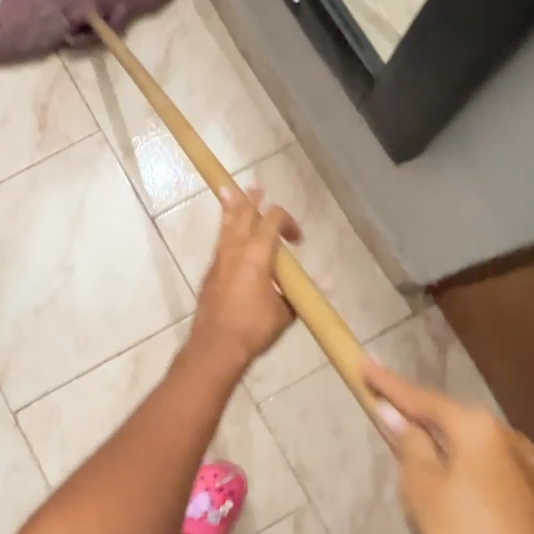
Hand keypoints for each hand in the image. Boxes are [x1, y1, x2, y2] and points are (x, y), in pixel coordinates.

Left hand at [188, 188, 300, 371]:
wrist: (215, 346)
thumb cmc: (253, 328)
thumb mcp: (285, 313)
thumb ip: (298, 294)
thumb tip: (324, 284)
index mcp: (258, 254)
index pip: (272, 220)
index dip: (287, 221)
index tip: (297, 240)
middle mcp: (236, 250)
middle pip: (243, 214)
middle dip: (251, 200)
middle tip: (255, 186)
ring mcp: (219, 260)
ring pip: (226, 226)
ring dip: (233, 209)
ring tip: (230, 192)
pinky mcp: (210, 273)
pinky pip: (219, 242)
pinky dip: (225, 230)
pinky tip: (227, 234)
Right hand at [366, 362, 533, 533]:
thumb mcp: (424, 492)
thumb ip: (409, 447)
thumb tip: (395, 413)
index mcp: (476, 427)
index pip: (420, 398)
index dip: (388, 384)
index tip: (362, 361)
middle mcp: (507, 436)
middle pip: (450, 419)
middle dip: (418, 416)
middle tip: (386, 412)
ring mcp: (528, 468)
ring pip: (471, 446)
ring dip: (442, 447)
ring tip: (415, 459)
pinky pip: (487, 471)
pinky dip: (463, 470)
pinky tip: (455, 494)